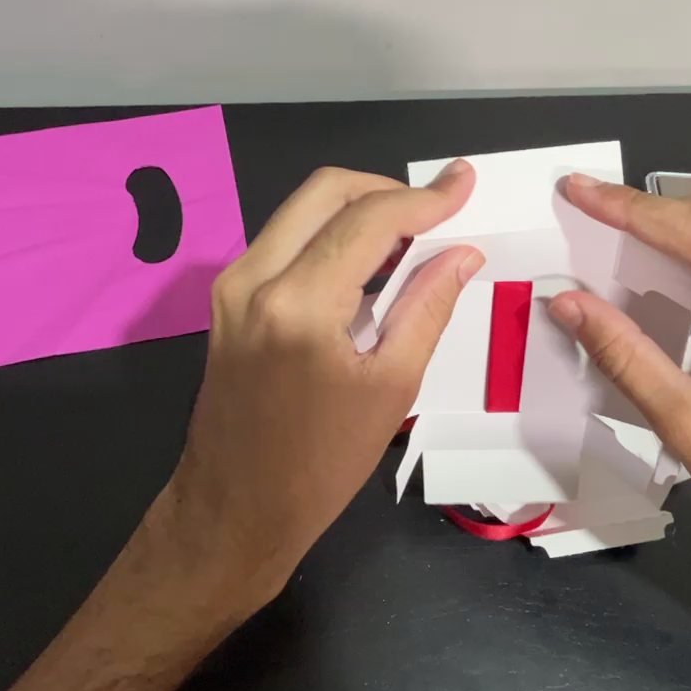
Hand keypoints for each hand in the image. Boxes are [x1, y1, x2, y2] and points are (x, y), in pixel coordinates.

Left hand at [143, 163, 484, 610]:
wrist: (234, 508)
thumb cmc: (320, 465)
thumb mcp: (390, 389)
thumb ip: (427, 307)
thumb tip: (462, 253)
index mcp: (298, 304)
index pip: (368, 219)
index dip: (424, 197)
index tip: (463, 182)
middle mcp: (253, 277)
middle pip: (324, 191)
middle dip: (385, 190)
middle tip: (434, 212)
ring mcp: (231, 285)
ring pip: (300, 210)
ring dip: (356, 211)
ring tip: (408, 241)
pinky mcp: (226, 299)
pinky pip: (283, 241)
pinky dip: (327, 236)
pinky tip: (364, 266)